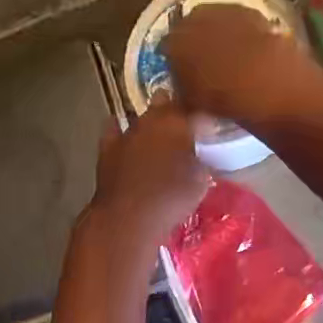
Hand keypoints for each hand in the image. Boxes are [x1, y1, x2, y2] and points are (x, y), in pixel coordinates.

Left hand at [87, 102, 210, 240]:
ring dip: (153, 124)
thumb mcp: (200, 181)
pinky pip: (115, 129)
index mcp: (179, 122)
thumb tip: (205, 157)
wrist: (128, 217)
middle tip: (188, 131)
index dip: (208, 120)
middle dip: (179, 114)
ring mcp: (127, 131)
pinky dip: (123, 132)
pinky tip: (128, 139)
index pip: (198, 111)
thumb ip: (204, 161)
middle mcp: (152, 119)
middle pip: (168, 105)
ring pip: (143, 116)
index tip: (214, 132)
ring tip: (162, 138)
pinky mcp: (108, 147)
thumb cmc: (172, 198)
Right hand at [163, 3, 317, 123]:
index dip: (176, 60)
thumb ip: (183, 92)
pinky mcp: (249, 10)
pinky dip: (241, 30)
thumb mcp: (194, 104)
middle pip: (189, 27)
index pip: (167, 47)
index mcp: (174, 43)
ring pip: (214, 20)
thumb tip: (183, 92)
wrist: (265, 80)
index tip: (185, 72)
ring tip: (230, 53)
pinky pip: (239, 20)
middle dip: (196, 41)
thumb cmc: (223, 98)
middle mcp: (192, 19)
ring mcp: (222, 10)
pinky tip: (250, 47)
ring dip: (219, 32)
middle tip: (207, 61)